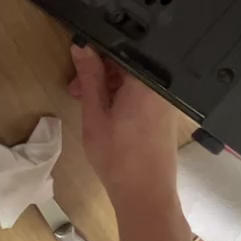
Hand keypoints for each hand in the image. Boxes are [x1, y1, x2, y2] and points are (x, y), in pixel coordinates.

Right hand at [67, 45, 178, 210]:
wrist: (145, 194)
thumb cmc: (117, 156)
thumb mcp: (95, 113)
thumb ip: (90, 76)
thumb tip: (81, 47)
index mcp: (145, 82)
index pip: (119, 50)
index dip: (95, 53)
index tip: (76, 65)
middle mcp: (161, 88)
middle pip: (127, 64)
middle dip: (98, 71)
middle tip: (76, 89)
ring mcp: (165, 102)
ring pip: (132, 80)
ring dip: (107, 85)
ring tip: (86, 103)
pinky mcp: (164, 115)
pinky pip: (140, 95)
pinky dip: (120, 98)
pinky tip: (104, 113)